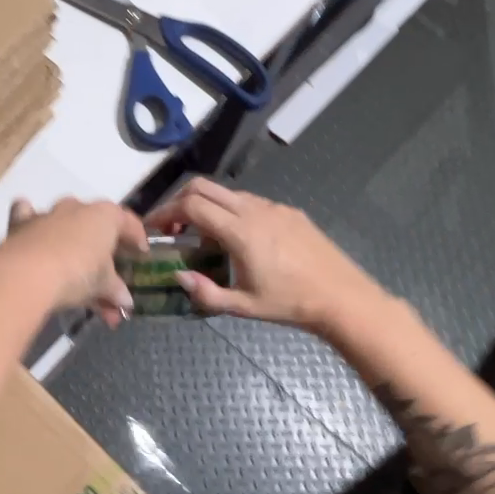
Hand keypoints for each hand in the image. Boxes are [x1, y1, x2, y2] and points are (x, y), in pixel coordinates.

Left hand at [0, 198, 147, 325]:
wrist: (27, 275)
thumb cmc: (77, 274)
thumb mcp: (103, 285)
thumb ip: (115, 290)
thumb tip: (124, 303)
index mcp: (105, 215)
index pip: (128, 222)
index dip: (137, 239)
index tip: (141, 255)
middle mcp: (76, 207)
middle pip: (95, 224)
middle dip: (102, 247)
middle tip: (108, 271)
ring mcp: (47, 214)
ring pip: (65, 224)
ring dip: (73, 246)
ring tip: (76, 277)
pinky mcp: (20, 224)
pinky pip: (27, 215)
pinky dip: (32, 223)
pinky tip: (35, 236)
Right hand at [145, 178, 390, 330]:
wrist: (342, 297)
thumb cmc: (290, 304)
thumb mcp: (242, 306)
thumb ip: (205, 292)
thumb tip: (178, 276)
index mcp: (241, 232)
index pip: (191, 206)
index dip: (165, 212)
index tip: (153, 228)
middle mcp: (255, 210)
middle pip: (204, 187)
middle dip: (179, 202)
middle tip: (170, 227)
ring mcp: (274, 208)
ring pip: (228, 193)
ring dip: (206, 207)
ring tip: (202, 238)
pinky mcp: (289, 212)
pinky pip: (250, 202)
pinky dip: (230, 211)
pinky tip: (236, 240)